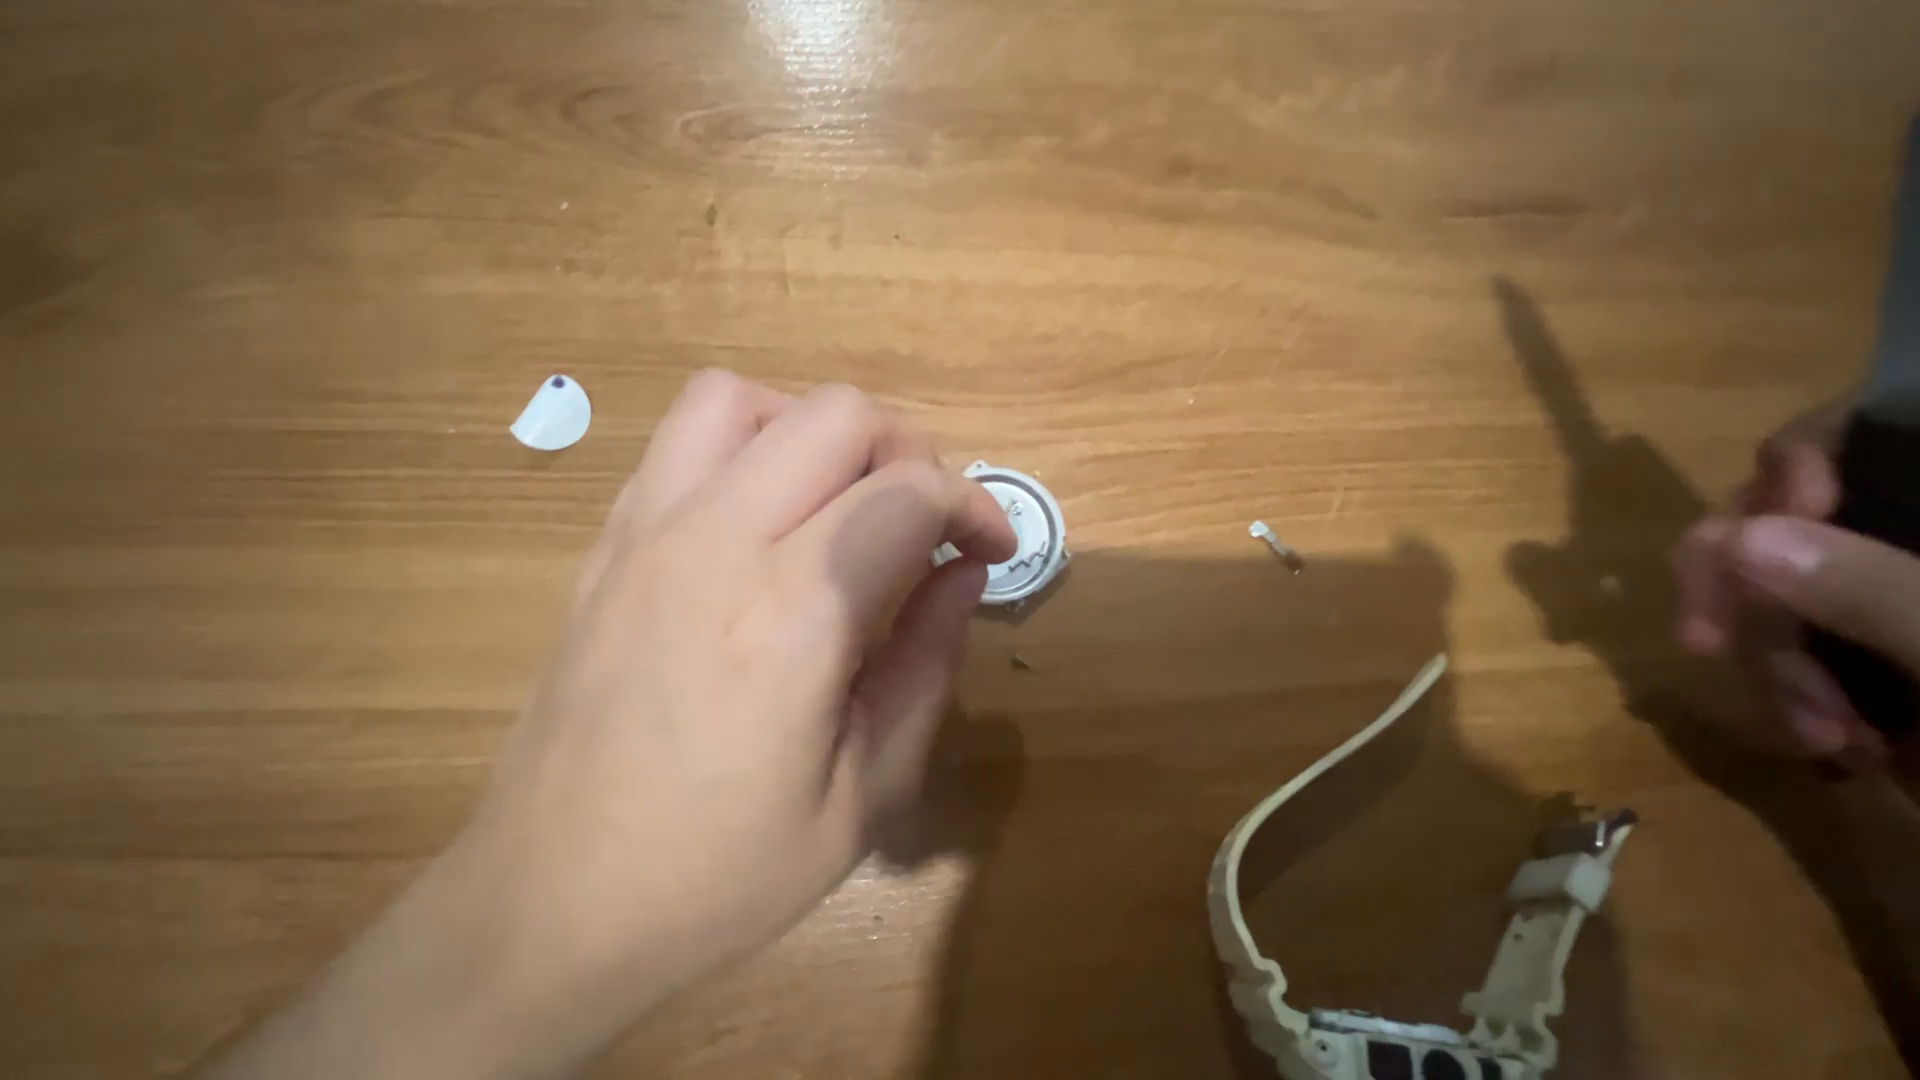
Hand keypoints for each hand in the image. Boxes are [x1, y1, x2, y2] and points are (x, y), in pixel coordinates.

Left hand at [204, 371, 1016, 1079]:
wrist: (551, 907)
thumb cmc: (722, 873)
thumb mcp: (866, 795)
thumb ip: (927, 664)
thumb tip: (964, 573)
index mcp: (794, 612)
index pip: (909, 491)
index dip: (974, 505)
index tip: (992, 549)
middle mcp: (715, 542)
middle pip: (836, 414)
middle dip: (908, 453)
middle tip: (925, 529)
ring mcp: (645, 533)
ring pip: (743, 400)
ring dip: (814, 431)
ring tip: (840, 504)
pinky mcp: (604, 546)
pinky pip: (680, 441)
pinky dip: (746, 447)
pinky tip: (764, 524)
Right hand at [1673, 396, 1919, 766]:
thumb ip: (1881, 593)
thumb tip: (1731, 538)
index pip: (1876, 426)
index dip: (1808, 458)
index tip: (1768, 530)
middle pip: (1802, 512)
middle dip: (1753, 588)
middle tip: (1709, 645)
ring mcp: (1906, 592)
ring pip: (1781, 584)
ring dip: (1774, 657)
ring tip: (1818, 734)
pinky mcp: (1885, 649)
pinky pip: (1797, 640)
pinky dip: (1794, 685)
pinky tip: (1824, 734)